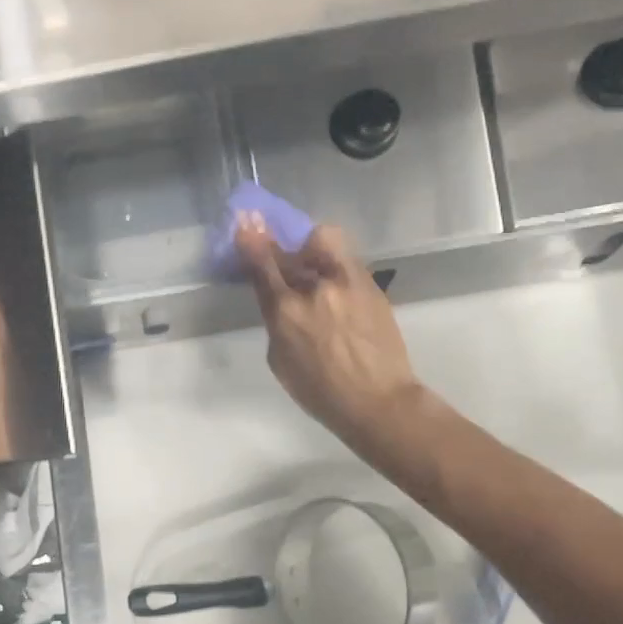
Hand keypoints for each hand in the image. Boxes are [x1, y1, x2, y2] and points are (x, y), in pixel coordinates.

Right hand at [236, 217, 421, 455]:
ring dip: (309, 245)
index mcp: (286, 313)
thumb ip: (278, 322)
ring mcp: (347, 282)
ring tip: (309, 259)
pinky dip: (331, 260)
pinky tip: (331, 277)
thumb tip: (281, 300)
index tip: (244, 224)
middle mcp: (316, 288)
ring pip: (323, 241)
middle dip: (276, 243)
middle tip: (271, 241)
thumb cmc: (320, 391)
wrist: (378, 400)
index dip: (251, 243)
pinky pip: (344, 257)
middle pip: (290, 249)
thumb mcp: (281, 360)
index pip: (262, 266)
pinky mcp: (370, 284)